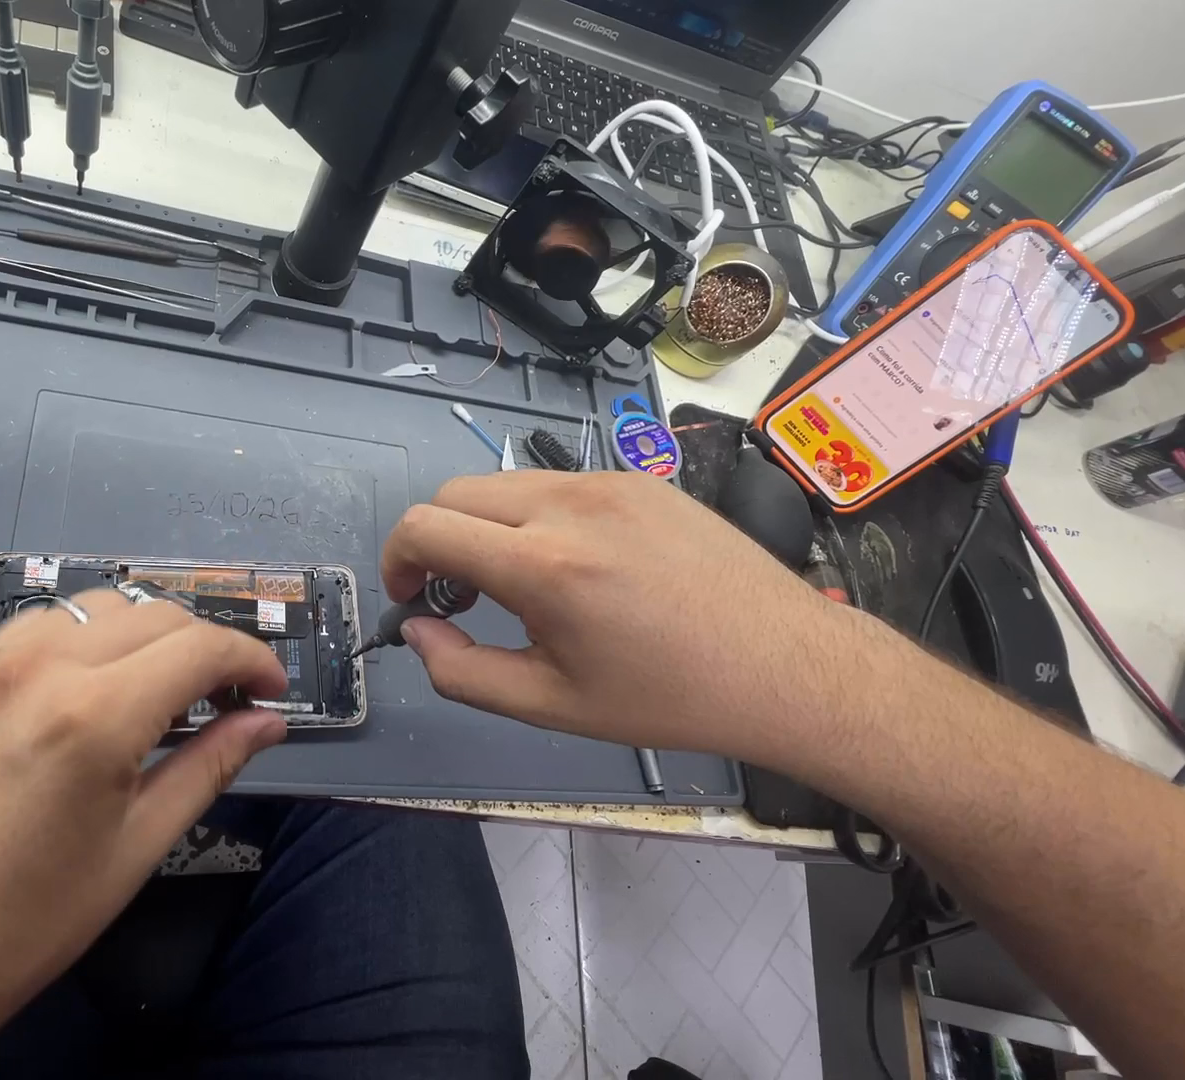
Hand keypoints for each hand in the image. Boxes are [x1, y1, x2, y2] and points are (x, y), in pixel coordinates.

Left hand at [0, 590, 288, 1071]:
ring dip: (147, 635)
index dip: (251, 661)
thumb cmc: (24, 923)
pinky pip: (44, 626)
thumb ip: (209, 767)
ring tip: (159, 694)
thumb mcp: (136, 848)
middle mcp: (41, 663)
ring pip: (99, 607)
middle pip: (156, 613)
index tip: (272, 693)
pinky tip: (91, 690)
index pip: (200, 647)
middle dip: (206, 647)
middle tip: (224, 702)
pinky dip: (89, 640)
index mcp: (93, 713)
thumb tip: (267, 724)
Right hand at [381, 470, 871, 763]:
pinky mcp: (638, 477)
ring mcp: (608, 481)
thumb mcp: (549, 705)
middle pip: (453, 493)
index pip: (423, 526)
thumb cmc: (665, 699)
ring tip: (519, 583)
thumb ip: (459, 671)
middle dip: (434, 541)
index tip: (411, 599)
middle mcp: (567, 504)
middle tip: (459, 597)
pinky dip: (531, 517)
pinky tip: (573, 565)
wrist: (788, 666)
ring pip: (502, 485)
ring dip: (483, 528)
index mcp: (542, 566)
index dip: (396, 560)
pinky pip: (554, 484)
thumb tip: (415, 628)